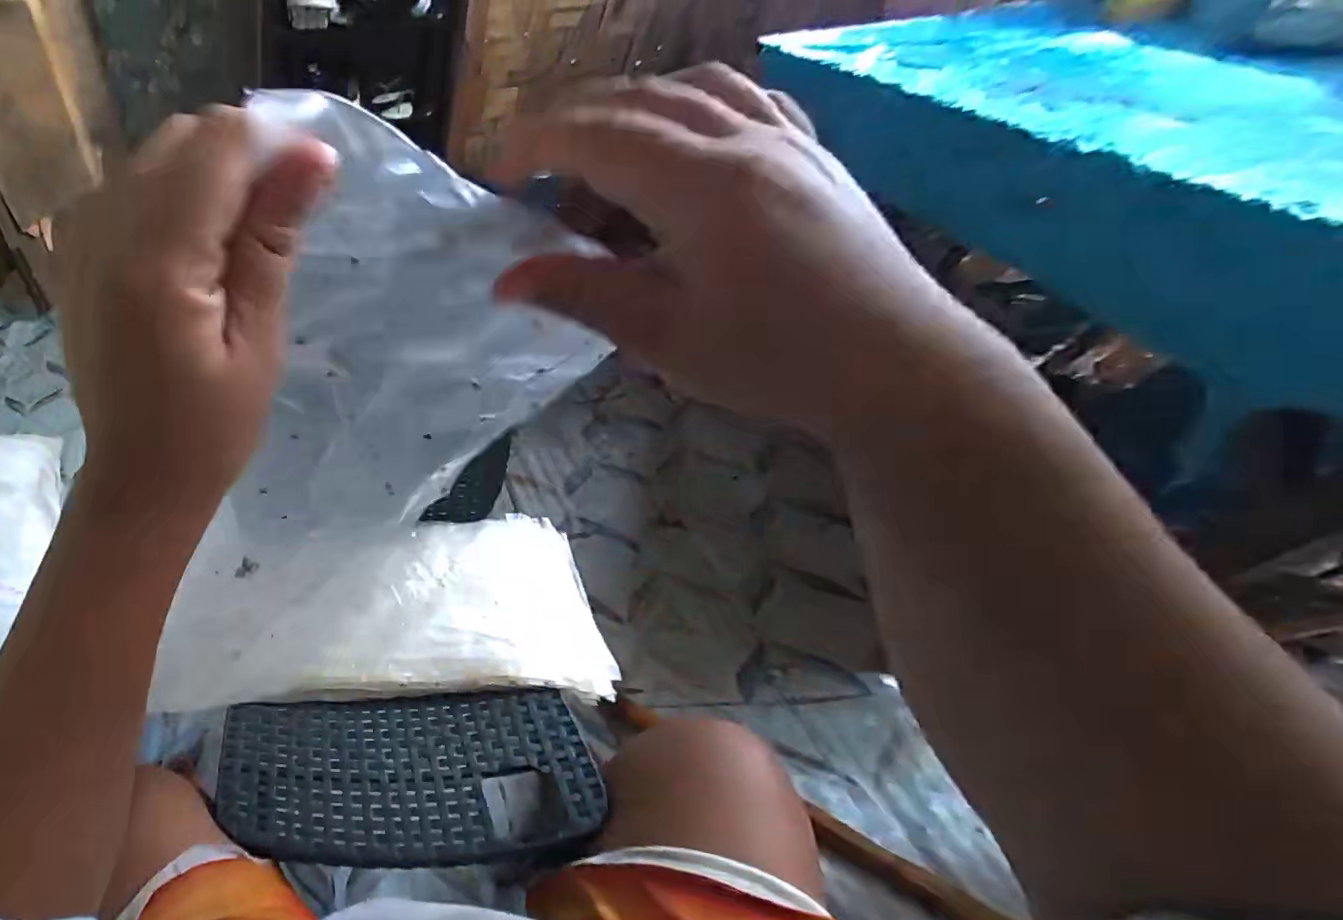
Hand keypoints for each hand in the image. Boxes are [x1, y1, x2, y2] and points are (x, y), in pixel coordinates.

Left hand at [48, 107, 337, 520]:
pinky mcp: (74, 253)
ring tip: (240, 249)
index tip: (312, 188)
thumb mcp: (257, 343)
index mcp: (157, 258)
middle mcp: (105, 227)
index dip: (276, 150)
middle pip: (184, 137)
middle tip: (279, 227)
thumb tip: (312, 157)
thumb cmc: (211, 430)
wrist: (138, 478)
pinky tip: (195, 254)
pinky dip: (172, 199)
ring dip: (209, 179)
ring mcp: (79, 237)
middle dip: (243, 161)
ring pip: (155, 157)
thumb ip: (272, 243)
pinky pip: (128, 189)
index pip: (220, 147)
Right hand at [491, 64, 977, 437]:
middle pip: (640, 102)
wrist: (891, 363)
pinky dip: (690, 106)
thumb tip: (505, 281)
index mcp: (701, 184)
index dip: (537, 147)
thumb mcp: (661, 335)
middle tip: (529, 168)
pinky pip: (743, 100)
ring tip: (595, 158)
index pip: (599, 138)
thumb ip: (582, 294)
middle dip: (572, 124)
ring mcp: (786, 139)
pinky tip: (679, 138)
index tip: (495, 175)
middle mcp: (744, 140)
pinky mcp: (811, 155)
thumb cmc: (768, 357)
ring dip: (628, 110)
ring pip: (692, 89)